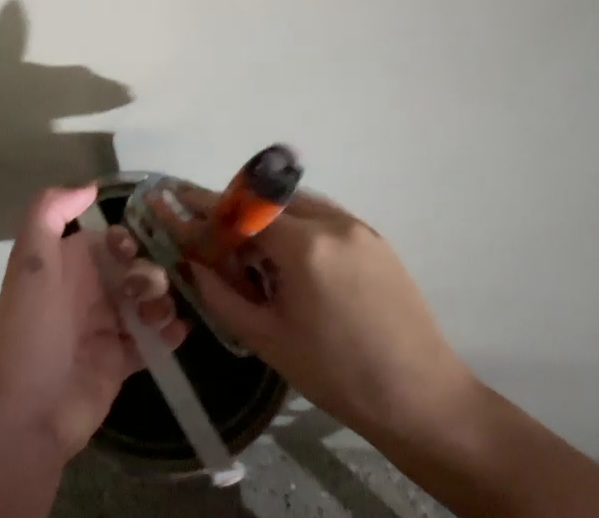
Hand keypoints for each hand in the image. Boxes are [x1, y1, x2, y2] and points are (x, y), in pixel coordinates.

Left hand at [0, 185, 189, 458]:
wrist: (28, 408)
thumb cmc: (31, 328)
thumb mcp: (31, 261)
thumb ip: (49, 213)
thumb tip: (88, 186)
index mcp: (60, 267)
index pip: (100, 242)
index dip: (122, 240)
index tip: (136, 249)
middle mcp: (80, 294)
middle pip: (126, 271)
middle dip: (147, 272)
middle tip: (155, 288)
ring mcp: (100, 330)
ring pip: (141, 305)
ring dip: (161, 303)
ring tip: (163, 314)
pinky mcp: (116, 364)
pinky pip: (149, 342)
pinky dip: (167, 335)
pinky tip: (179, 332)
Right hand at [188, 191, 477, 445]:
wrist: (424, 401)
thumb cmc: (337, 374)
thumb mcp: (265, 338)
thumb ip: (219, 293)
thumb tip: (189, 263)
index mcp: (304, 246)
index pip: (240, 210)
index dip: (203, 204)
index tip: (174, 197)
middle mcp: (333, 224)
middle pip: (267, 201)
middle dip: (236, 214)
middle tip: (216, 244)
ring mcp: (360, 230)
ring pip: (297, 206)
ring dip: (268, 220)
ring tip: (255, 260)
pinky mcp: (377, 243)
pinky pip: (323, 220)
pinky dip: (297, 229)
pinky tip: (292, 268)